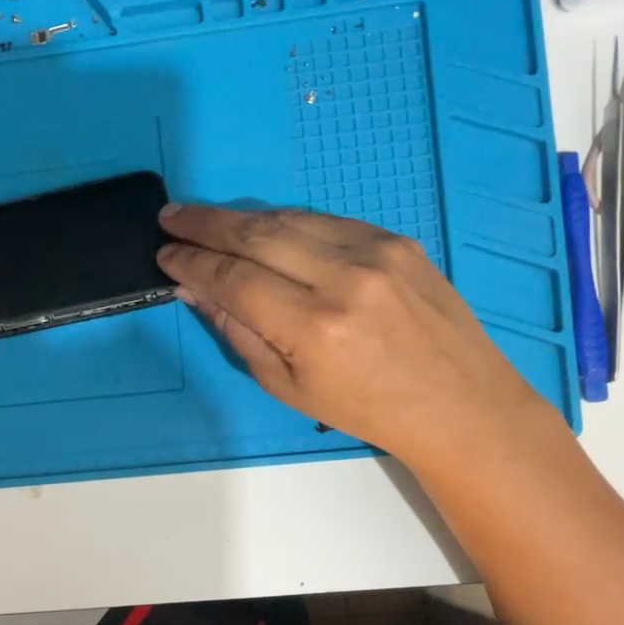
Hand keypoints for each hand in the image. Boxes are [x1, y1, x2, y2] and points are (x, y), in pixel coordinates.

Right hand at [156, 204, 550, 468]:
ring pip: (289, 219)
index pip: (233, 278)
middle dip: (205, 224)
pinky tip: (260, 228)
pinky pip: (324, 220)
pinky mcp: (398, 240)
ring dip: (240, 217)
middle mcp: (344, 279)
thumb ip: (236, 330)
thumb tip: (195, 289)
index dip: (192, 263)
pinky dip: (283, 221)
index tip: (164, 254)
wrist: (459, 402)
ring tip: (203, 219)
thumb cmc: (363, 407)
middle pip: (257, 236)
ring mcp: (377, 252)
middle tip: (170, 217)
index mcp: (313, 327)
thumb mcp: (284, 384)